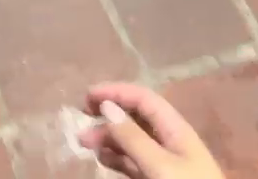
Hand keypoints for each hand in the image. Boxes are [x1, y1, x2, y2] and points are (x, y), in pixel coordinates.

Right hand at [76, 82, 223, 178]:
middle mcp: (170, 140)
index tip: (87, 96)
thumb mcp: (160, 166)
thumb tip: (106, 106)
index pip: (143, 98)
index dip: (115, 91)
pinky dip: (117, 157)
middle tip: (81, 118)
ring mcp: (166, 162)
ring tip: (85, 143)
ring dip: (108, 137)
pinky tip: (102, 159)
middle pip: (135, 117)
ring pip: (132, 140)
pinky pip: (134, 161)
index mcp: (175, 128)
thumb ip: (133, 137)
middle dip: (108, 114)